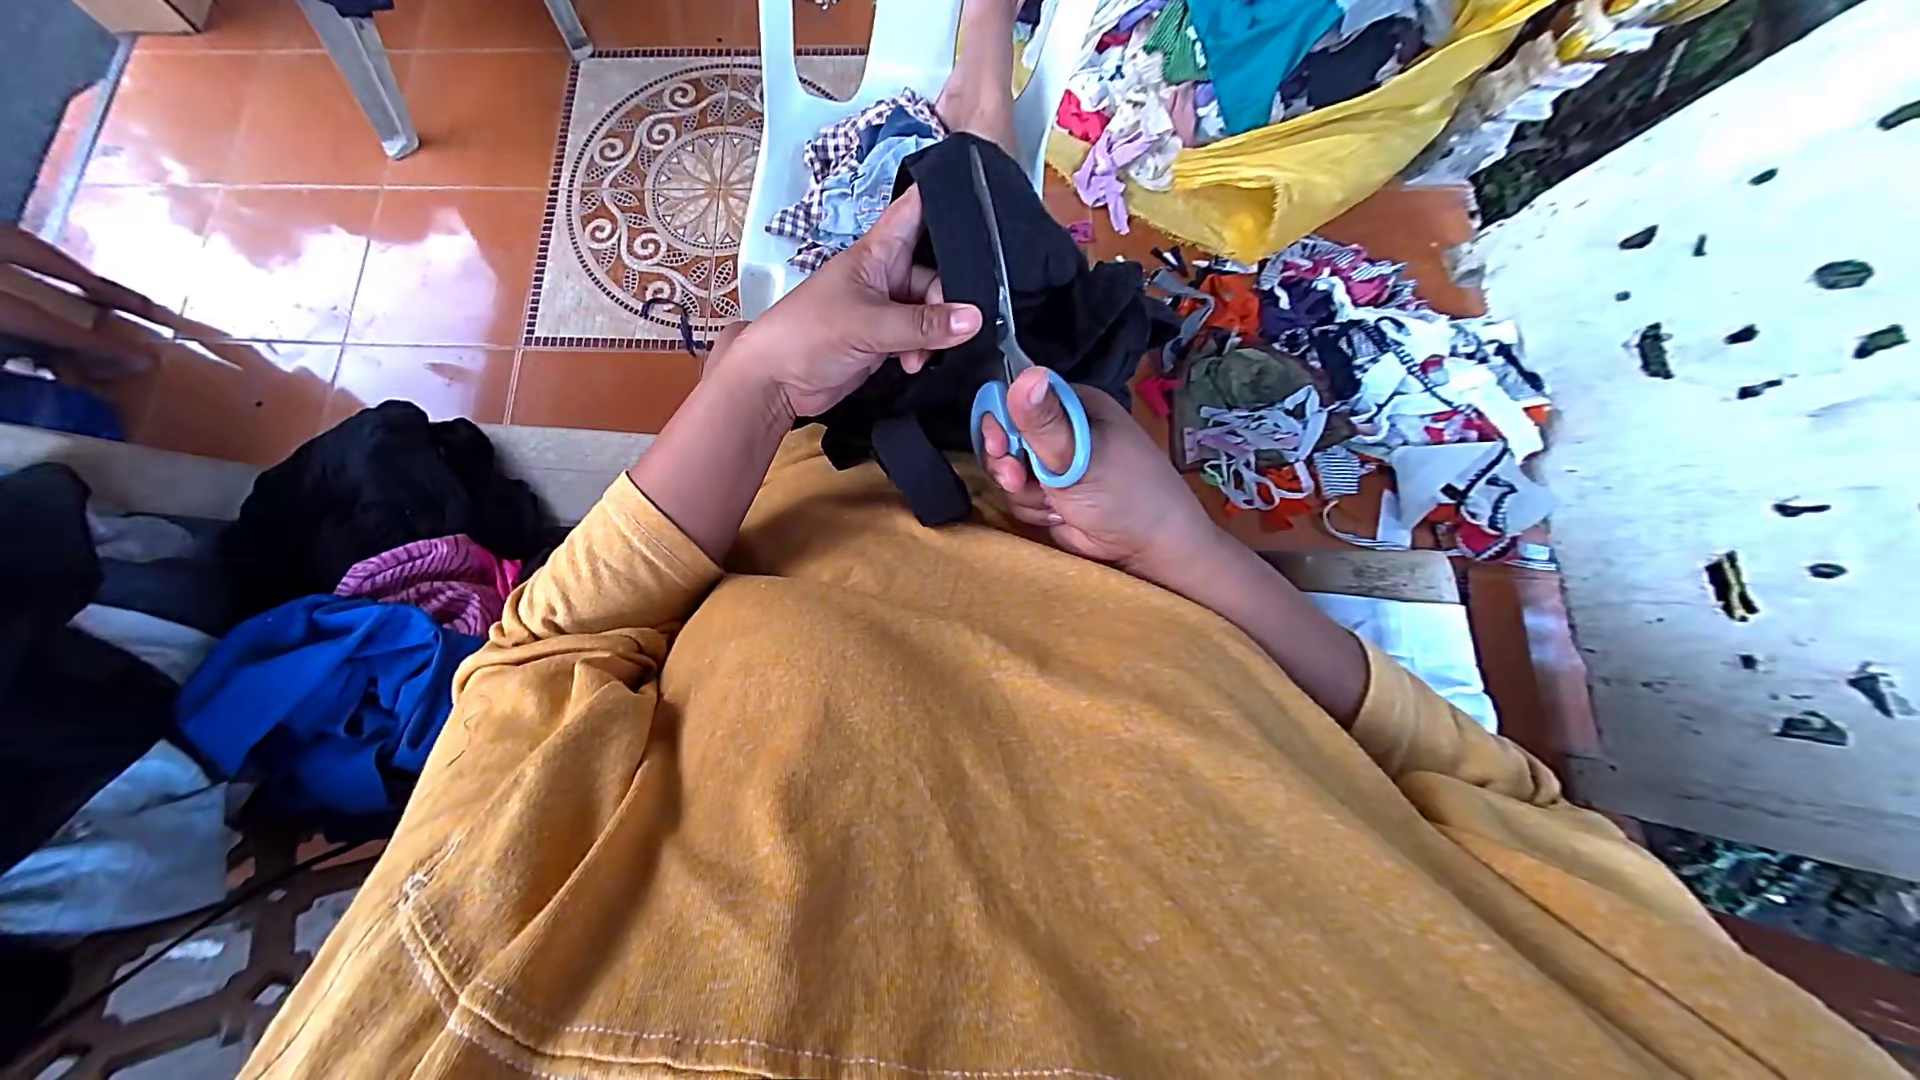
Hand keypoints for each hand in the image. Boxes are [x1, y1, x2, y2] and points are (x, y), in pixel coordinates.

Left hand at [718, 185, 981, 419]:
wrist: (778, 381)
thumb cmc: (809, 334)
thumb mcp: (869, 325)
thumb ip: (923, 324)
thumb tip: (974, 319)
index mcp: (876, 252)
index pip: (916, 211)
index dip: (946, 202)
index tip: (983, 209)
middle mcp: (885, 275)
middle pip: (935, 274)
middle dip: (947, 302)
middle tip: (944, 331)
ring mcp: (886, 308)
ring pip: (931, 311)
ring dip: (934, 335)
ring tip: (919, 357)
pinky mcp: (886, 340)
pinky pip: (920, 338)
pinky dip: (923, 351)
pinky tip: (914, 365)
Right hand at [981, 366, 1218, 579]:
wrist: (1148, 549)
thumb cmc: (1123, 495)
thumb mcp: (1080, 457)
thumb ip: (1045, 422)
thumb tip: (1026, 374)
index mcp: (1073, 406)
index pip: (1015, 399)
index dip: (999, 423)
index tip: (999, 447)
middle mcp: (1061, 429)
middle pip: (1006, 438)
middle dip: (1008, 464)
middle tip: (1018, 481)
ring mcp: (1054, 463)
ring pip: (1009, 472)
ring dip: (1024, 493)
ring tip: (1053, 504)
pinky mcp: (1049, 493)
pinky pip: (1019, 496)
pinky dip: (1033, 509)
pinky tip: (1058, 515)